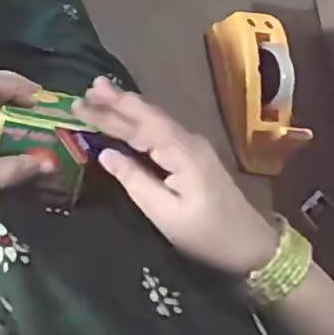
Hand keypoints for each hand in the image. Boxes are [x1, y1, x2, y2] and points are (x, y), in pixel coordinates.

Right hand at [76, 78, 279, 275]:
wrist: (253, 246)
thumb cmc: (208, 234)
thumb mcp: (165, 214)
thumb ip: (134, 181)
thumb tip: (106, 154)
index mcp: (180, 151)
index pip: (138, 124)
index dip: (108, 113)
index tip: (80, 102)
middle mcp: (187, 139)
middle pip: (146, 114)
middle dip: (116, 100)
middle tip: (88, 87)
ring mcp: (191, 145)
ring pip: (153, 119)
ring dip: (126, 106)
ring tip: (101, 93)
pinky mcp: (192, 154)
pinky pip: (160, 129)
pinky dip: (139, 119)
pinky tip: (127, 116)